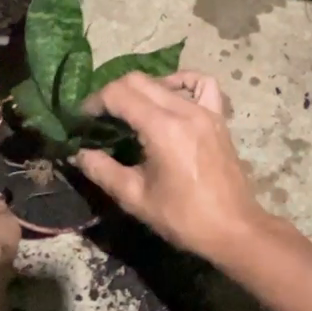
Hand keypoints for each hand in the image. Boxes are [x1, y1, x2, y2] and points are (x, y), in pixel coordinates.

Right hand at [72, 71, 269, 258]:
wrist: (233, 229)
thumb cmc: (183, 217)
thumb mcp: (135, 198)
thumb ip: (102, 171)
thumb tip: (79, 154)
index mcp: (162, 129)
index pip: (119, 95)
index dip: (95, 102)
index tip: (82, 118)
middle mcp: (184, 111)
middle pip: (139, 81)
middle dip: (113, 93)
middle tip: (99, 116)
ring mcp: (206, 111)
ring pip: (166, 81)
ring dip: (142, 89)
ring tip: (130, 110)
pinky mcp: (218, 119)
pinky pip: (202, 85)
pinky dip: (182, 83)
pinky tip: (171, 96)